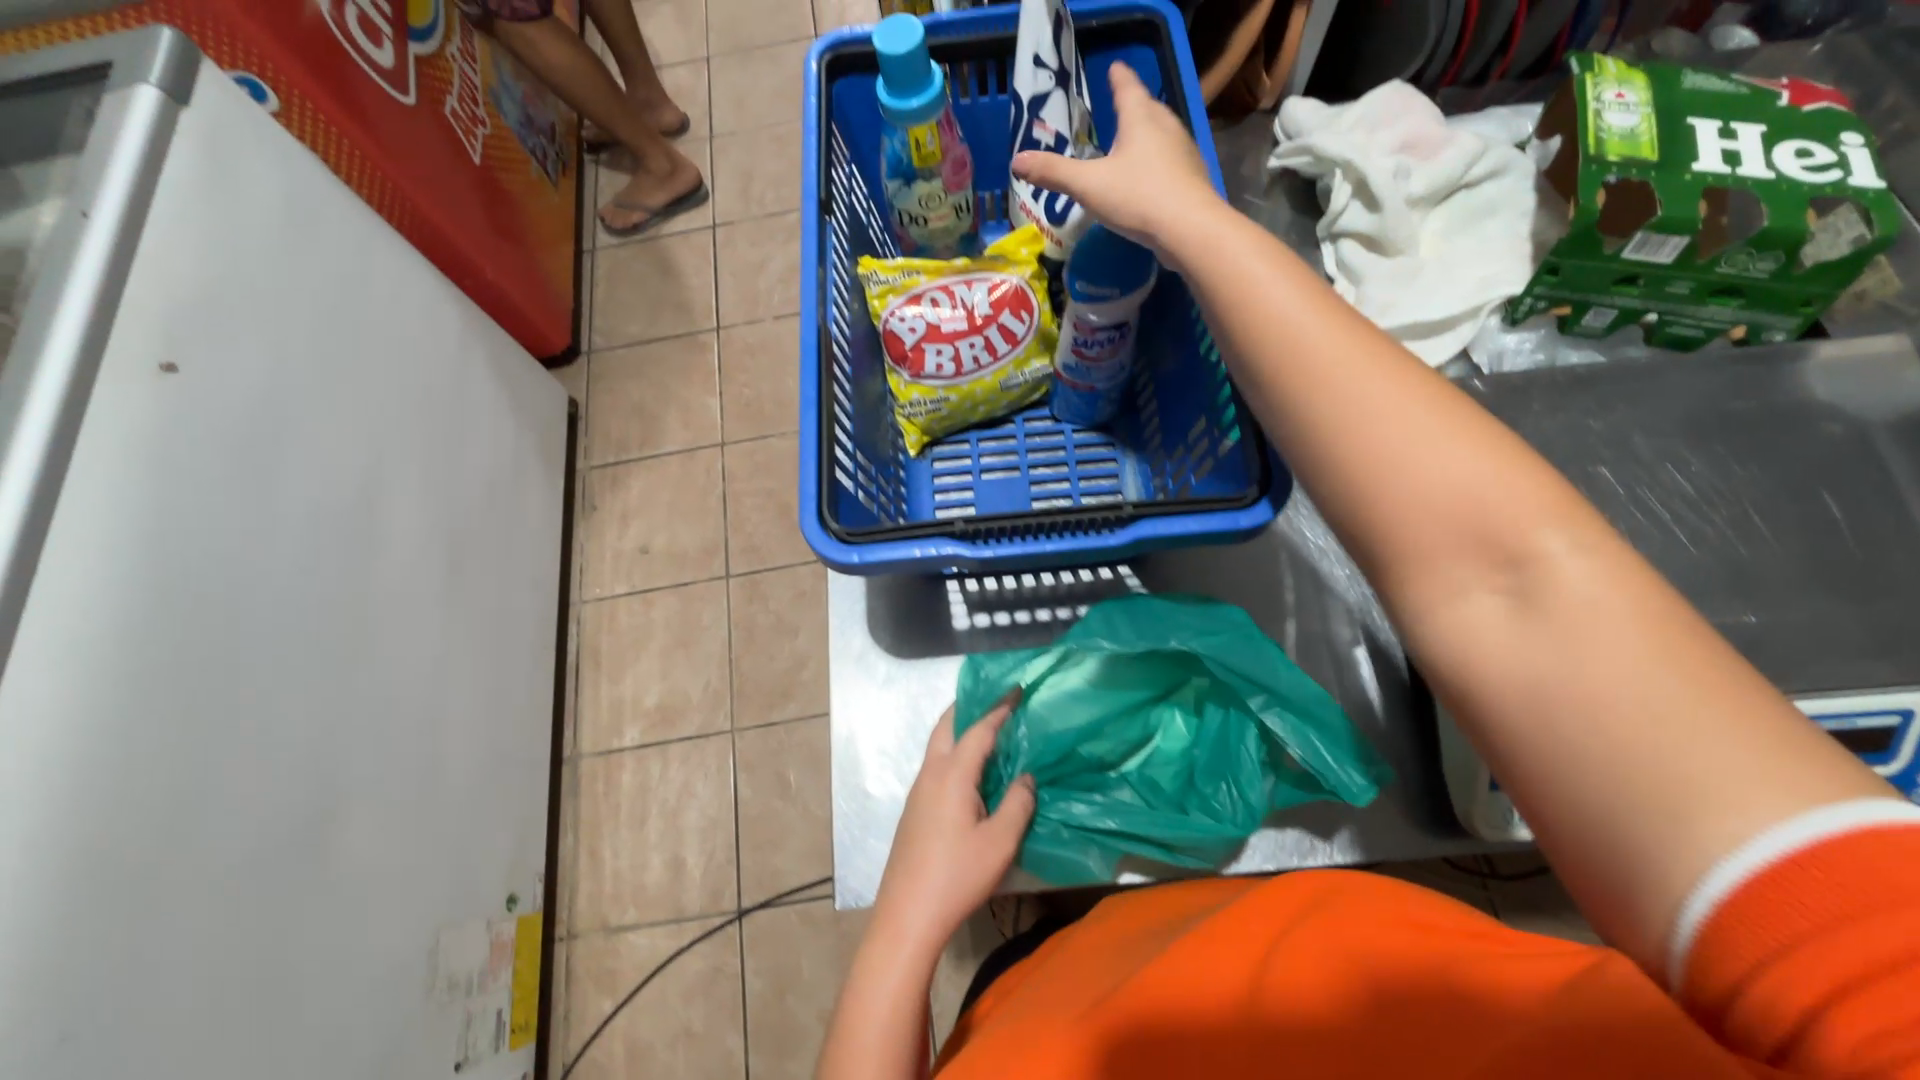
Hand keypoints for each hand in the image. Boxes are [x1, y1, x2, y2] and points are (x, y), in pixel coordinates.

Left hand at [872, 694, 1035, 951]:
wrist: (908, 914)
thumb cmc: (957, 875)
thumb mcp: (1000, 841)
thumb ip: (1018, 804)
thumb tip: (1026, 777)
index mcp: (952, 774)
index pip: (979, 729)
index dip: (1000, 708)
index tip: (1017, 690)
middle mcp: (930, 774)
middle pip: (947, 728)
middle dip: (969, 708)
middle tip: (996, 701)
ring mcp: (917, 793)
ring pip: (938, 747)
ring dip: (960, 732)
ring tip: (990, 732)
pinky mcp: (914, 811)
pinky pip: (936, 768)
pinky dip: (955, 755)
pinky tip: (973, 773)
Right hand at [1011, 60, 1222, 264]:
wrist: (1190, 230)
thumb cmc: (1138, 197)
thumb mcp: (1088, 185)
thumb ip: (1054, 173)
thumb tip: (1016, 161)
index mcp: (1140, 117)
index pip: (1127, 86)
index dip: (1117, 77)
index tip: (1114, 68)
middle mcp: (1165, 126)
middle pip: (1147, 108)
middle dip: (1132, 106)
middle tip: (1118, 107)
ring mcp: (1183, 152)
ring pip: (1160, 134)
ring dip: (1145, 136)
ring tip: (1129, 143)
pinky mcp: (1191, 178)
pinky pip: (1169, 161)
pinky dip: (1155, 162)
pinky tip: (1146, 178)